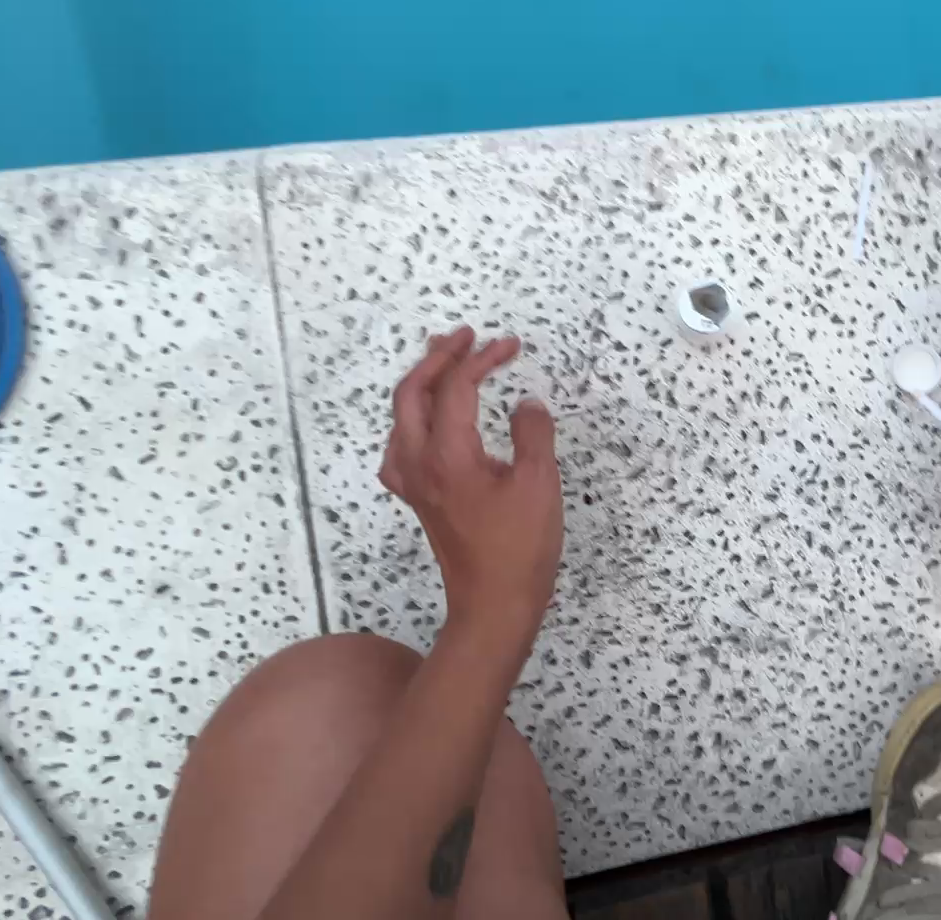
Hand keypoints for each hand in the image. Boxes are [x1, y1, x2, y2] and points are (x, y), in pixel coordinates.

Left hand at [379, 327, 563, 660]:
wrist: (494, 602)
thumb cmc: (521, 545)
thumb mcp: (540, 483)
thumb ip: (533, 434)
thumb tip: (526, 403)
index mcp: (448, 455)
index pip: (456, 389)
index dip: (482, 360)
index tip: (510, 346)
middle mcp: (418, 463)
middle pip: (412, 394)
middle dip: (437, 358)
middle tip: (467, 337)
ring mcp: (412, 482)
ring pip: (401, 417)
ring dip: (421, 383)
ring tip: (445, 361)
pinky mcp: (418, 497)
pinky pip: (402, 443)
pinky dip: (414, 417)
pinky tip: (427, 422)